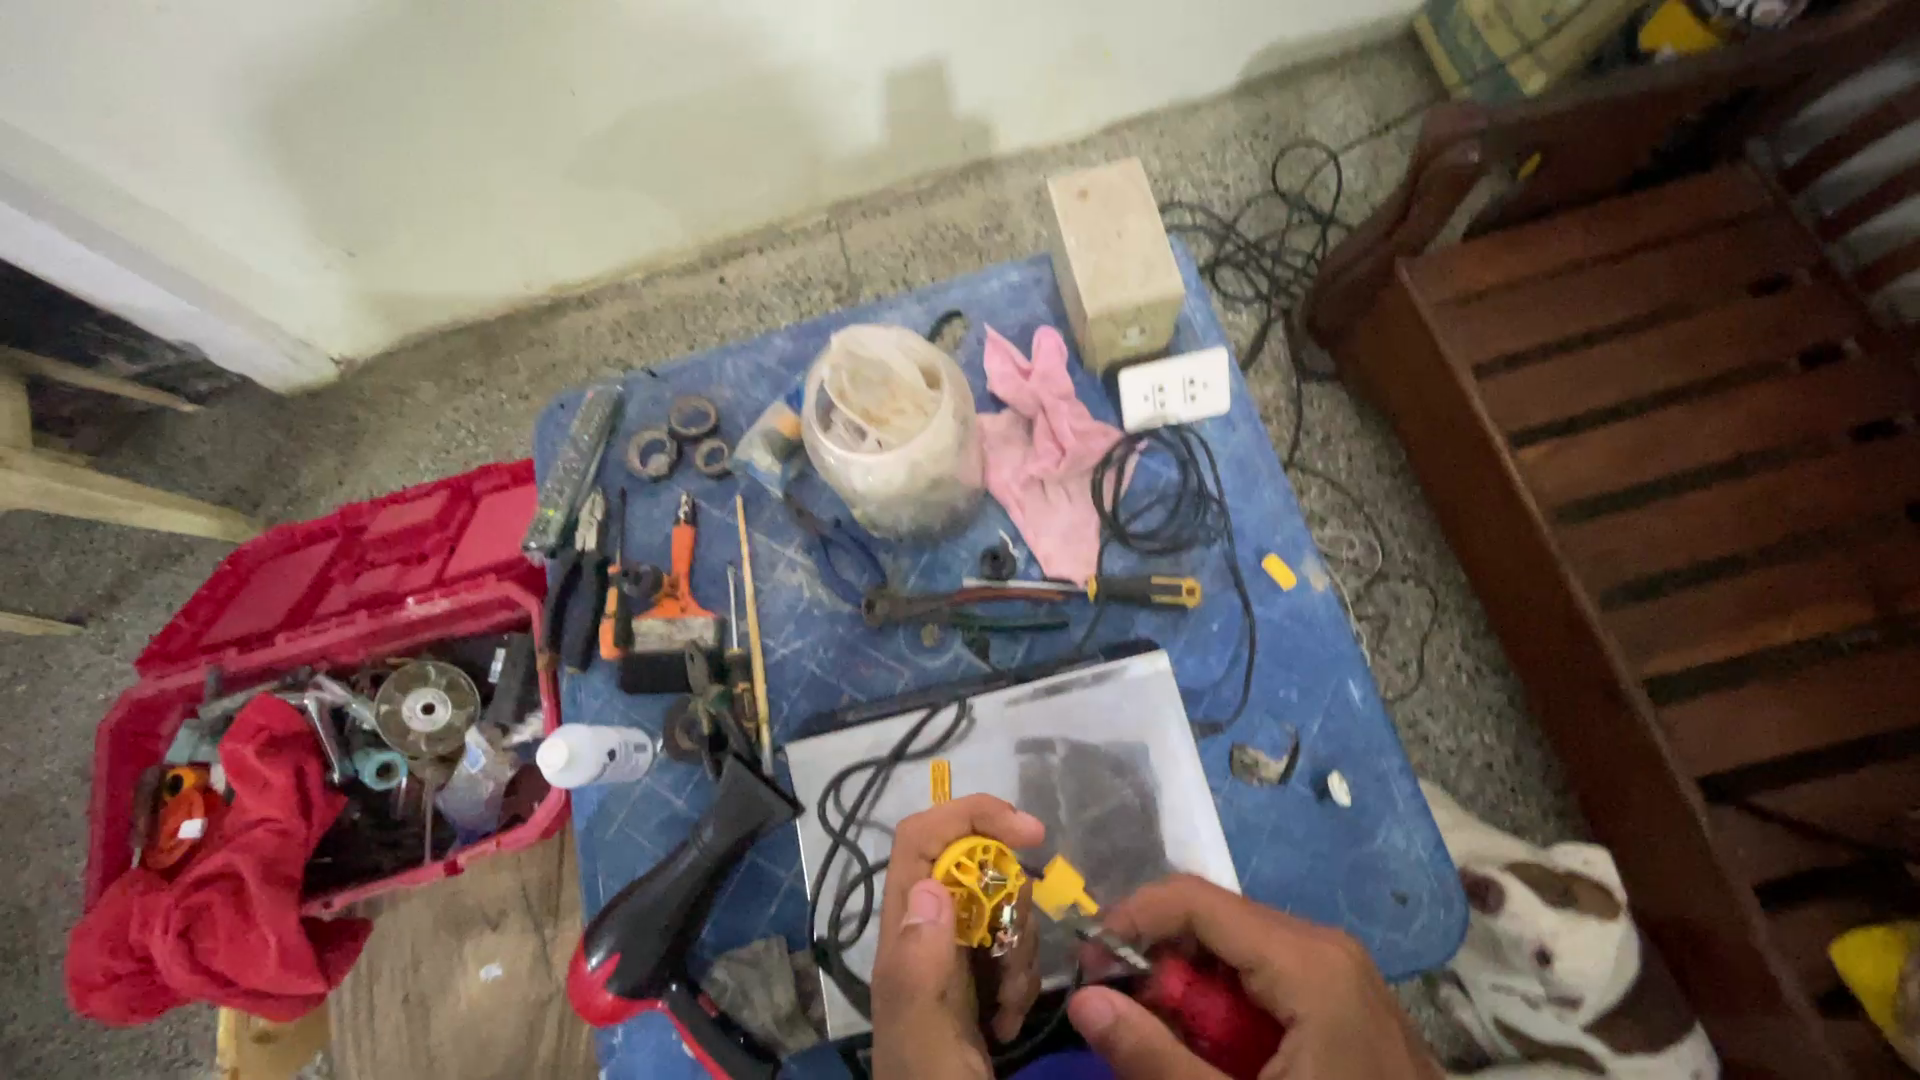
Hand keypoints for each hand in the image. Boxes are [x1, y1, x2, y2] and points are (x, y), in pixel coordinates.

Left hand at [869, 795, 1045, 1079]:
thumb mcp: (924, 1038)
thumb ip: (920, 968)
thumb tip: (928, 886)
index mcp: (903, 931)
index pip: (920, 838)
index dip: (970, 815)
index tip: (1030, 832)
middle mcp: (925, 930)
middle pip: (976, 867)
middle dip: (1011, 905)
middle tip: (1011, 962)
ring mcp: (953, 953)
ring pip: (1003, 907)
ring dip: (1021, 953)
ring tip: (1005, 1008)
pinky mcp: (977, 977)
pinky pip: (1015, 947)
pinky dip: (1022, 979)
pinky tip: (1006, 1021)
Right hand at [1067, 875, 1441, 1079]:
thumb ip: (1157, 1059)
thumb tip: (1082, 1002)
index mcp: (1307, 961)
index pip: (1193, 900)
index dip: (1129, 920)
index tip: (1088, 967)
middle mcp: (1323, 944)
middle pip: (1210, 919)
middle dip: (1156, 960)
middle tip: (1120, 1012)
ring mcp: (1337, 967)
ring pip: (1232, 946)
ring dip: (1186, 984)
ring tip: (1164, 1037)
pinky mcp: (1340, 994)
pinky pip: (1261, 972)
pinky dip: (1222, 1001)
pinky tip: (1214, 1049)